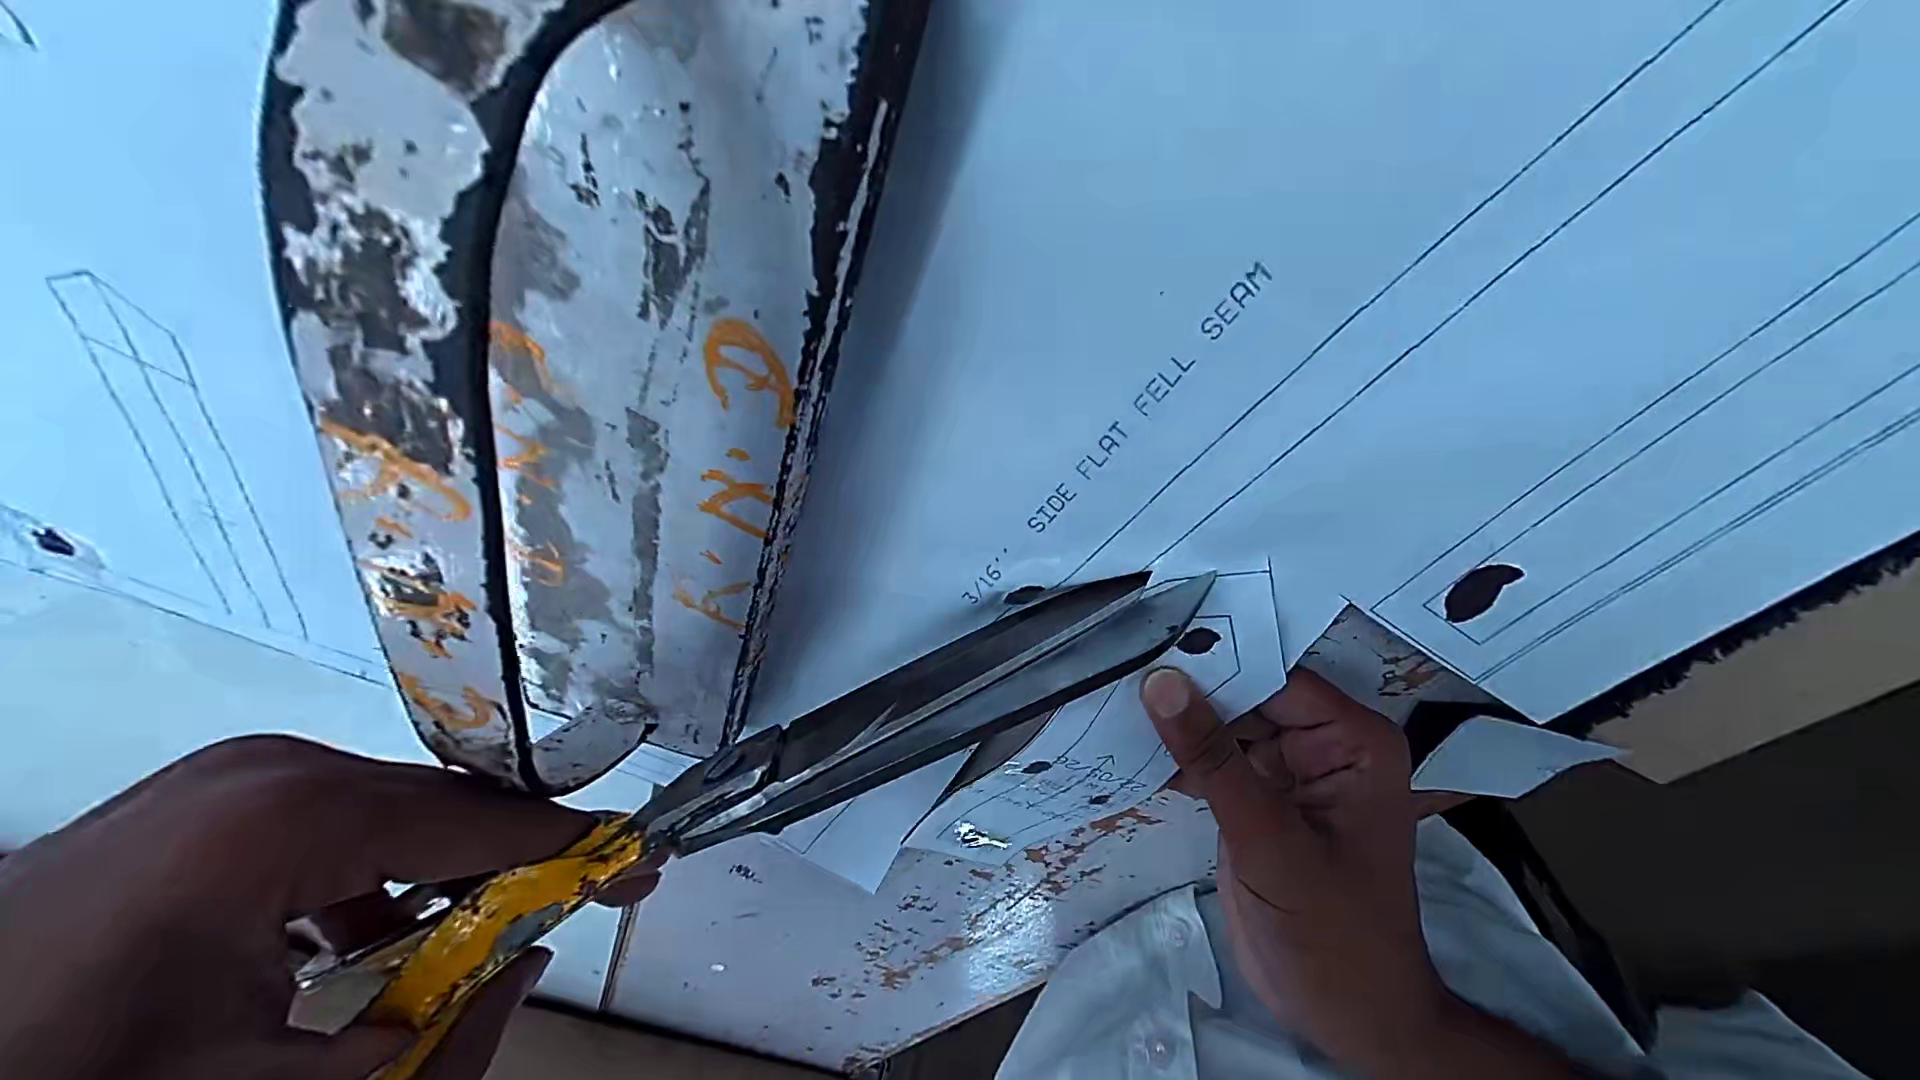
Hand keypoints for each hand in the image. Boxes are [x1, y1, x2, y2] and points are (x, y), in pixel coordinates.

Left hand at [0, 736, 661, 1079]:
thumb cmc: (70, 1069)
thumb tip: (524, 968)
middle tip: (579, 897)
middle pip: (449, 811)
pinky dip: (382, 871)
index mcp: (288, 823)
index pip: (481, 826)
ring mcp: (246, 769)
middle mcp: (281, 768)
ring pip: (403, 812)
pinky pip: (347, 817)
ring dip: (449, 871)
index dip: (573, 851)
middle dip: (517, 863)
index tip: (641, 862)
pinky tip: (369, 933)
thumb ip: (417, 1041)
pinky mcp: (225, 784)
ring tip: (474, 931)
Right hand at [1144, 669, 1598, 1078]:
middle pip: (1244, 694)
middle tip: (1119, 672)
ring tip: (1112, 700)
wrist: (1344, 1016)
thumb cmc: (1331, 932)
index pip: (1274, 676)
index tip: (1149, 648)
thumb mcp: (1268, 839)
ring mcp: (1286, 769)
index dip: (1214, 660)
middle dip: (1188, 690)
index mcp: (1352, 740)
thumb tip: (1162, 683)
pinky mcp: (1256, 794)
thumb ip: (1212, 759)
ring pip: (1222, 723)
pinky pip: (1211, 758)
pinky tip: (1129, 746)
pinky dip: (1175, 756)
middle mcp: (1321, 744)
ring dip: (1175, 722)